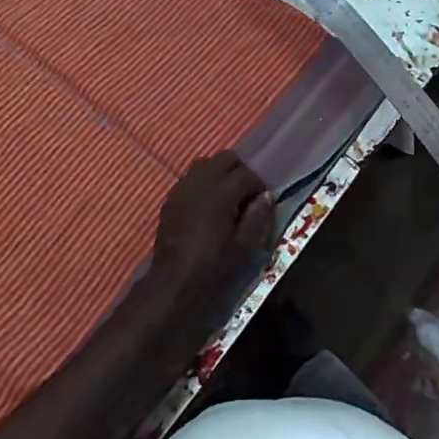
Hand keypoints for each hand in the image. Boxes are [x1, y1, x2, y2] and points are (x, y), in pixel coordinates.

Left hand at [147, 152, 274, 311]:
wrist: (175, 280)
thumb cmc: (213, 265)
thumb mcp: (244, 246)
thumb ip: (257, 217)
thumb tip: (267, 196)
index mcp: (221, 192)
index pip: (247, 174)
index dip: (259, 185)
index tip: (262, 200)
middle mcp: (201, 181)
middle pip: (226, 158)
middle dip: (239, 171)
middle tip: (245, 194)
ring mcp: (183, 187)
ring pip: (206, 163)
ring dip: (220, 173)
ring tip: (226, 197)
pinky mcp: (171, 197)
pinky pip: (190, 177)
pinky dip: (203, 182)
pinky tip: (206, 205)